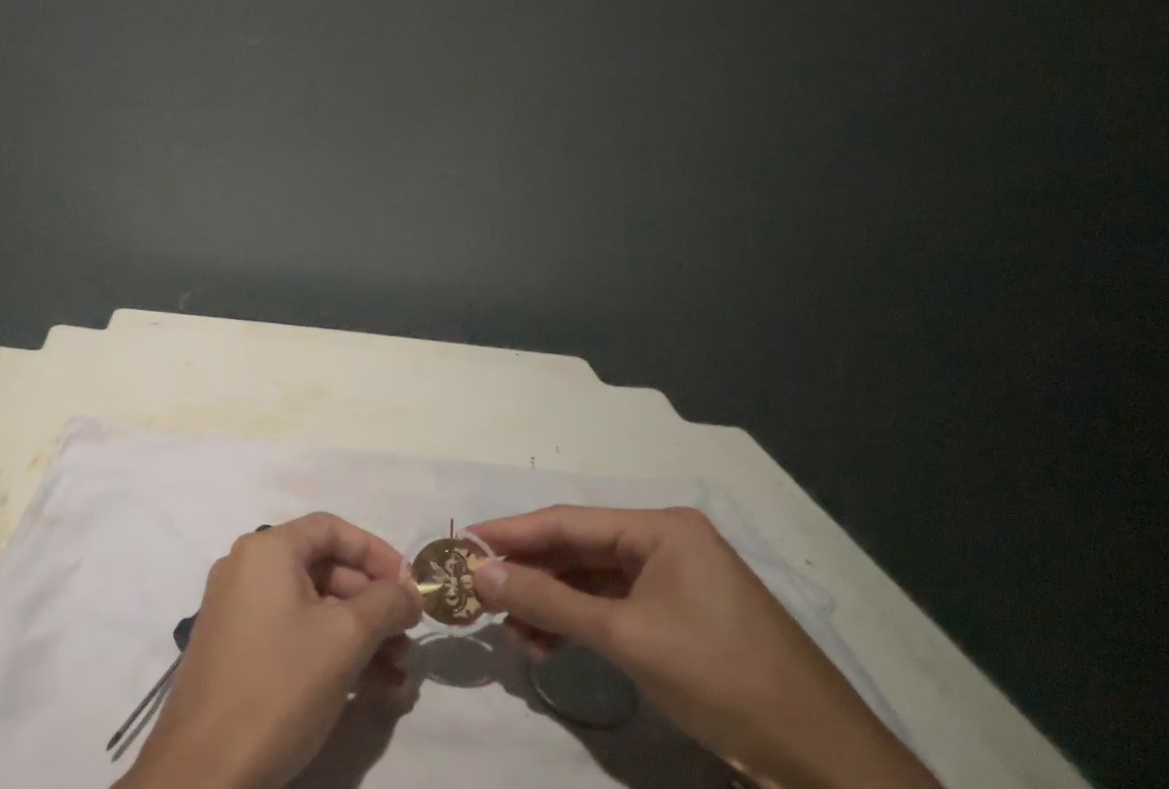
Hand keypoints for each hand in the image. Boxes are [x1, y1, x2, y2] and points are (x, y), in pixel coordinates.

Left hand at [116, 513, 421, 788]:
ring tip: (399, 669)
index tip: (411, 586)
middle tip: (409, 634)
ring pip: (313, 605)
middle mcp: (247, 569)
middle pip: (324, 566)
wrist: (206, 763)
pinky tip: (371, 686)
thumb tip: (410, 588)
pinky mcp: (239, 648)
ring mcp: (239, 610)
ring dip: (360, 632)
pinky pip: (295, 632)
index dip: (376, 551)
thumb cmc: (279, 684)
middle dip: (372, 600)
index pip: (331, 528)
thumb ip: (385, 603)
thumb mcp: (345, 639)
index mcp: (266, 550)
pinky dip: (332, 650)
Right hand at [468, 506, 938, 788]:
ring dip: (548, 603)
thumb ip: (546, 599)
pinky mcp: (680, 617)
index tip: (458, 546)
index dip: (508, 533)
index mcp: (661, 529)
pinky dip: (577, 622)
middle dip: (526, 573)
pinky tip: (548, 644)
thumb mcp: (625, 636)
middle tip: (476, 595)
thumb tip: (476, 571)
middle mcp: (666, 543)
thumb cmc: (721, 678)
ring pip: (590, 580)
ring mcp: (676, 581)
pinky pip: (612, 606)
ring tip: (510, 631)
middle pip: (577, 548)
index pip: (566, 521)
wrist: (822, 760)